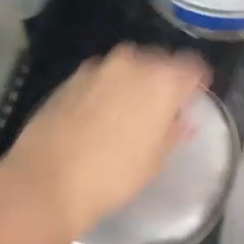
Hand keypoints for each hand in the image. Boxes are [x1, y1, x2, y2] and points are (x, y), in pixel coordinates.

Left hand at [0, 43, 209, 239]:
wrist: (47, 182)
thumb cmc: (113, 176)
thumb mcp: (154, 160)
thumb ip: (171, 131)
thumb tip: (177, 120)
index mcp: (162, 81)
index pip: (192, 67)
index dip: (196, 82)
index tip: (195, 98)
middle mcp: (131, 64)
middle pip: (158, 61)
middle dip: (164, 80)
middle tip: (164, 108)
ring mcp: (96, 69)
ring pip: (127, 67)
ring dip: (134, 82)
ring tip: (131, 112)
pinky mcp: (69, 80)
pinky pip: (100, 78)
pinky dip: (107, 89)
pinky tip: (102, 116)